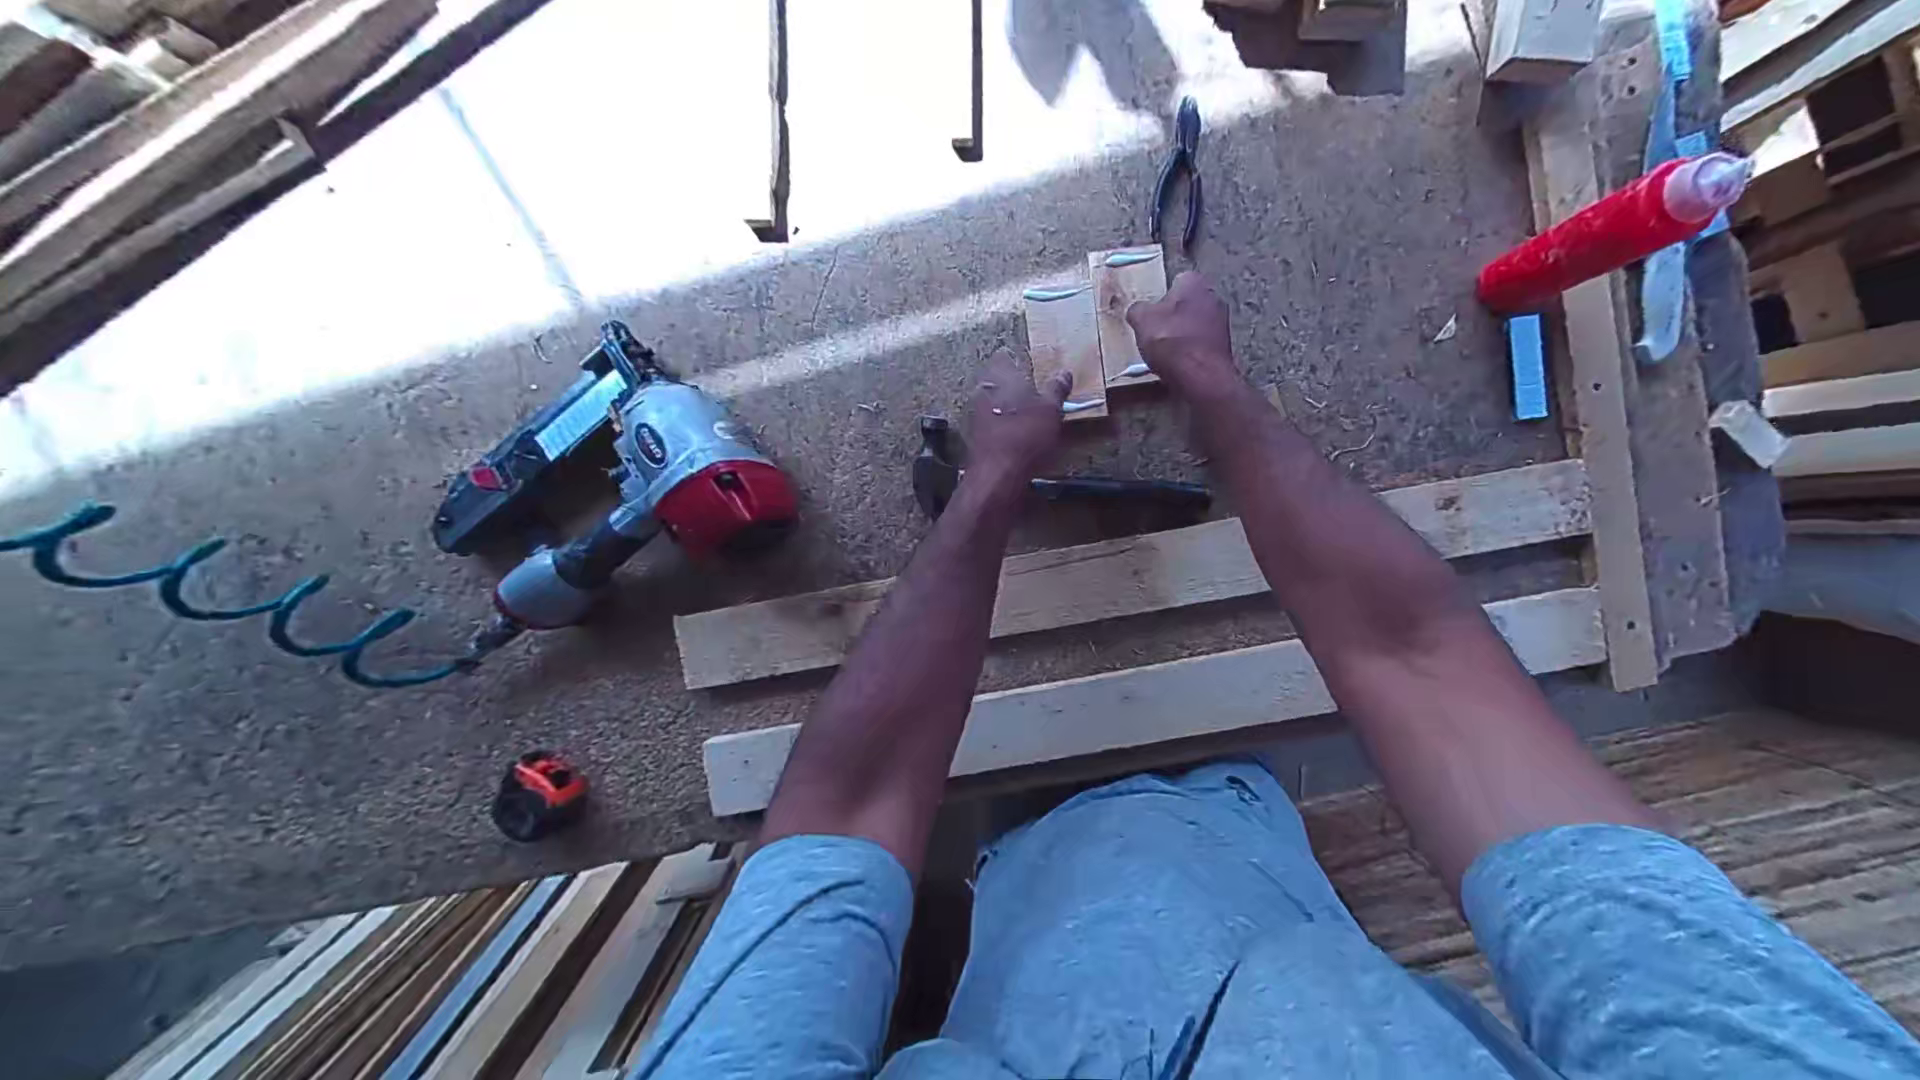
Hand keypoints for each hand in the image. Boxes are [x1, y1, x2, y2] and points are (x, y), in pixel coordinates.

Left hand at [964, 346, 1069, 485]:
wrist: (997, 477)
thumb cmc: (1025, 436)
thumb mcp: (1050, 410)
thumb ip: (1056, 390)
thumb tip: (1064, 373)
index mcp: (998, 377)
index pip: (1004, 357)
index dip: (1019, 360)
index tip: (1034, 369)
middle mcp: (981, 392)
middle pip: (997, 382)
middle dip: (1014, 387)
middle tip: (1036, 395)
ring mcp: (974, 417)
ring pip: (993, 405)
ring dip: (1009, 410)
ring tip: (1031, 420)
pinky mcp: (974, 440)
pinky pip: (992, 427)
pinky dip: (1004, 429)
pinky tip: (1019, 440)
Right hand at [1126, 271, 1241, 397]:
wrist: (1199, 375)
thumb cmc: (1170, 340)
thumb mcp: (1141, 320)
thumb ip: (1137, 309)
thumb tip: (1137, 310)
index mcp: (1194, 282)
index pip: (1175, 281)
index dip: (1161, 297)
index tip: (1151, 314)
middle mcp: (1214, 296)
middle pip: (1187, 304)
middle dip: (1173, 315)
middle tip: (1155, 332)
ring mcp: (1222, 322)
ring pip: (1194, 324)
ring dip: (1182, 334)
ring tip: (1165, 352)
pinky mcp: (1224, 346)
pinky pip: (1201, 344)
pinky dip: (1191, 351)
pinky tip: (1179, 363)